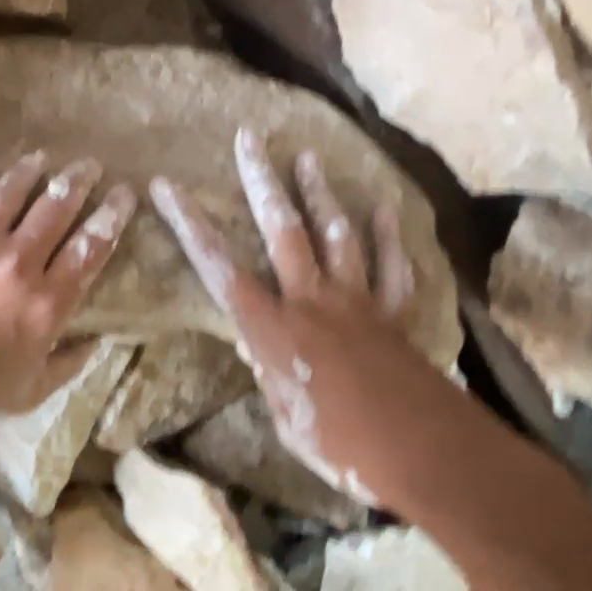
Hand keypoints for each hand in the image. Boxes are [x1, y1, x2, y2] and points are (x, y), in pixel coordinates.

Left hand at [0, 152, 137, 427]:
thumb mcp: (33, 389)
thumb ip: (70, 362)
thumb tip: (99, 338)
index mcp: (46, 303)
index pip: (90, 247)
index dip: (112, 215)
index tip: (123, 194)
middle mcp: (17, 263)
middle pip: (57, 207)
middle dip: (78, 180)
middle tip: (88, 164)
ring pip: (11, 190)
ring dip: (31, 170)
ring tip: (40, 159)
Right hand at [151, 127, 451, 507]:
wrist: (426, 454)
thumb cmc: (343, 447)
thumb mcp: (286, 420)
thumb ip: (271, 375)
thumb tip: (262, 352)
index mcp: (273, 329)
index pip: (218, 267)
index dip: (188, 225)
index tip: (165, 186)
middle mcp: (310, 301)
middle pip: (283, 230)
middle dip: (262, 180)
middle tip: (249, 138)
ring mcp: (355, 302)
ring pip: (335, 236)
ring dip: (320, 194)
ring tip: (309, 157)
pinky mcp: (391, 315)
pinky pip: (390, 269)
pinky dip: (387, 239)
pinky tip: (384, 210)